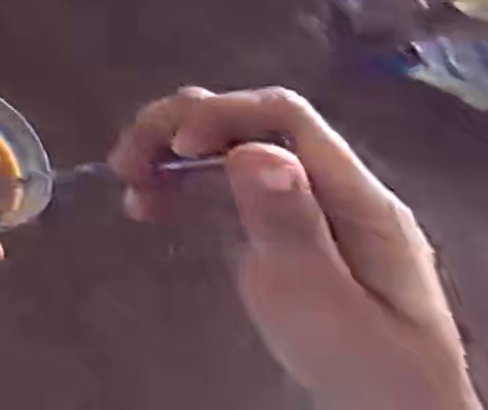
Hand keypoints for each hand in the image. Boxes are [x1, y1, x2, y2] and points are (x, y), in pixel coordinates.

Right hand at [109, 87, 479, 409]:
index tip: (177, 148)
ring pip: (217, 143)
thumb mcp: (320, 303)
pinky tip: (143, 205)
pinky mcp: (269, 224)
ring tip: (126, 177)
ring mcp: (295, 203)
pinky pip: (213, 182)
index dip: (221, 115)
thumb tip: (255, 151)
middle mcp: (323, 185)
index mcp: (353, 195)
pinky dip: (172, 183)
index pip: (282, 115)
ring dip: (164, 151)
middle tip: (126, 160)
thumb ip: (290, 226)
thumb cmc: (360, 371)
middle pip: (239, 120)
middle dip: (174, 127)